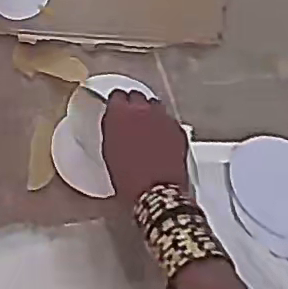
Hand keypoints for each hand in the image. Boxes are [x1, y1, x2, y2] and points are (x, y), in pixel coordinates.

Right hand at [102, 90, 188, 204]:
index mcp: (119, 113)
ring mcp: (162, 117)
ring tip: (147, 129)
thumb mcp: (110, 150)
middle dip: (134, 105)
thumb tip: (117, 123)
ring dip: (150, 113)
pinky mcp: (178, 128)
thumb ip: (113, 128)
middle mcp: (142, 109)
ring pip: (155, 105)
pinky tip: (161, 140)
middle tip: (132, 120)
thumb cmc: (128, 177)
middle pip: (137, 96)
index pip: (117, 95)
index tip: (117, 110)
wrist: (156, 192)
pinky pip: (169, 120)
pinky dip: (164, 126)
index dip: (117, 104)